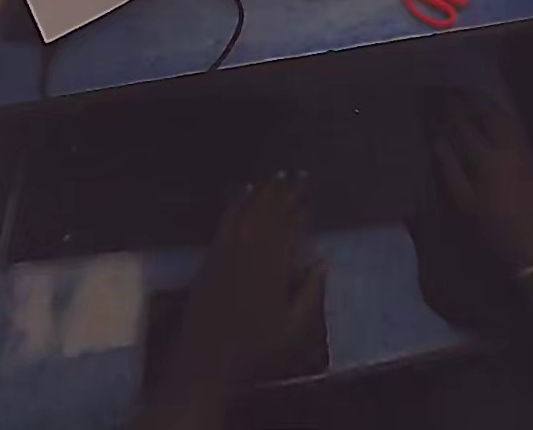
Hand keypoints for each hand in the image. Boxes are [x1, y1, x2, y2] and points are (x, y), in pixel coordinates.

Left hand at [156, 176, 325, 405]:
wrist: (207, 357)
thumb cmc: (255, 350)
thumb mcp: (293, 331)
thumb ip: (311, 294)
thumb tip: (325, 261)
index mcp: (274, 266)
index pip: (290, 226)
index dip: (300, 207)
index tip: (309, 194)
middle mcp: (252, 250)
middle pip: (271, 211)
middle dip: (285, 191)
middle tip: (297, 176)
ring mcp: (230, 248)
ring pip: (250, 208)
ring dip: (264, 190)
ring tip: (277, 176)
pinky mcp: (214, 251)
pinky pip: (228, 216)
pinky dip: (237, 199)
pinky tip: (243, 189)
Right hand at [432, 92, 532, 262]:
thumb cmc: (499, 230)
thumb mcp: (466, 203)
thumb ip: (449, 167)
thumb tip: (436, 136)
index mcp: (486, 158)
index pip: (463, 121)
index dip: (447, 105)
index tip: (433, 92)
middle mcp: (507, 147)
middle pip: (487, 111)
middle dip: (468, 96)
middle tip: (450, 87)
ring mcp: (525, 150)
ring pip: (504, 115)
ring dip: (485, 102)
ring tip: (469, 94)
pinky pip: (514, 125)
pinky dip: (499, 113)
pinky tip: (492, 114)